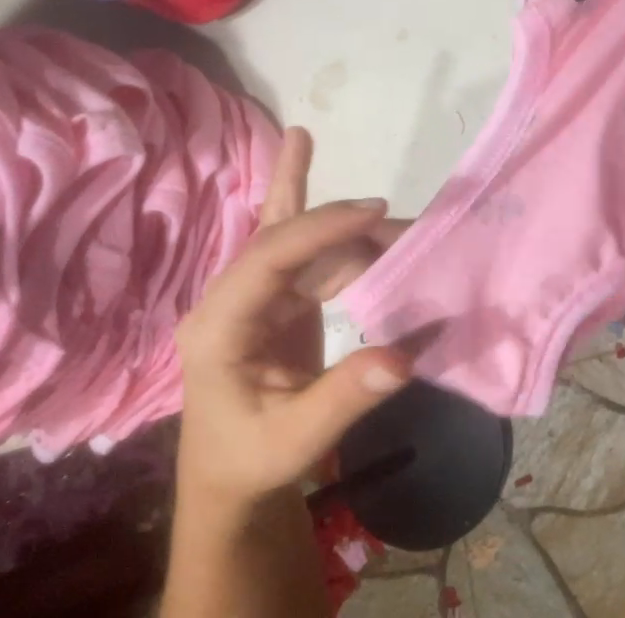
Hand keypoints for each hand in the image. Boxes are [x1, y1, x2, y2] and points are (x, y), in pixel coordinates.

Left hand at [174, 128, 409, 507]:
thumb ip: (345, 397)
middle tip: (404, 222)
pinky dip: (309, 201)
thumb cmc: (254, 460)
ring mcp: (254, 296)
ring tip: (405, 227)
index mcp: (219, 330)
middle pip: (285, 241)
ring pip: (303, 242)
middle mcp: (231, 300)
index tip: (373, 212)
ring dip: (353, 231)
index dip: (317, 229)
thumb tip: (404, 356)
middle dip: (344, 224)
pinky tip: (299, 145)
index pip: (265, 260)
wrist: (233, 479)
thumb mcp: (296, 439)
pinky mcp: (278, 299)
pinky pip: (300, 244)